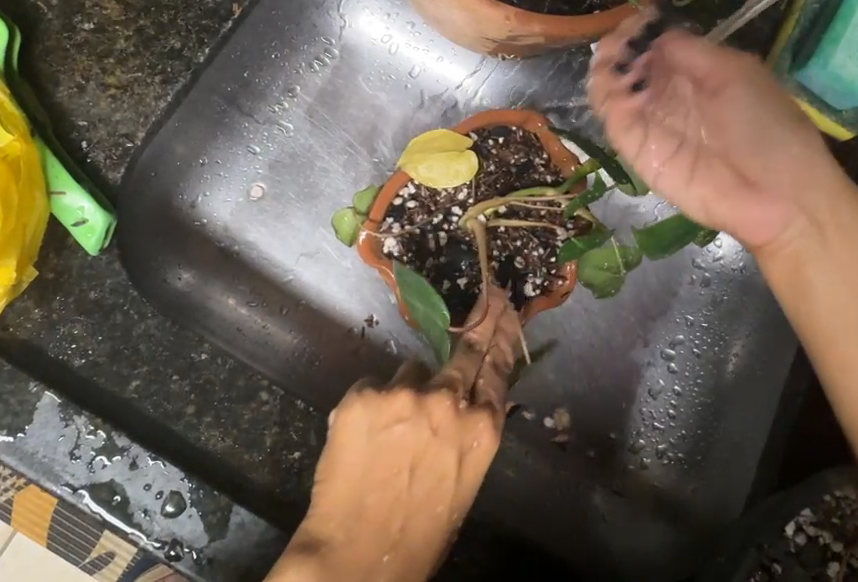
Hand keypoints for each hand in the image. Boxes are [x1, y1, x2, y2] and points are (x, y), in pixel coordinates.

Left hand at [270, 284, 520, 581]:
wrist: (357, 557)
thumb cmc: (419, 532)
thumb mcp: (464, 479)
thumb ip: (467, 432)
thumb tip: (463, 401)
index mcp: (481, 430)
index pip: (497, 365)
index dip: (499, 332)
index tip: (501, 304)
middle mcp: (448, 402)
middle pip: (463, 352)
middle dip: (472, 330)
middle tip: (483, 301)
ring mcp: (404, 394)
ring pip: (409, 372)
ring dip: (404, 391)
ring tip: (390, 432)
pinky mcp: (363, 394)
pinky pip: (371, 386)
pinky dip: (368, 406)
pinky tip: (362, 439)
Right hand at [587, 4, 857, 253]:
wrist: (778, 194)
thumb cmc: (767, 127)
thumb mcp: (736, 73)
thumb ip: (691, 51)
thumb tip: (652, 35)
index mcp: (692, 73)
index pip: (652, 44)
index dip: (639, 30)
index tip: (636, 20)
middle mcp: (665, 95)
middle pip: (624, 63)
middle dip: (616, 46)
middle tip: (619, 42)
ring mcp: (649, 122)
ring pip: (609, 88)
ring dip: (605, 68)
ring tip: (615, 60)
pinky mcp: (637, 150)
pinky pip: (611, 118)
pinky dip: (609, 96)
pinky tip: (624, 87)